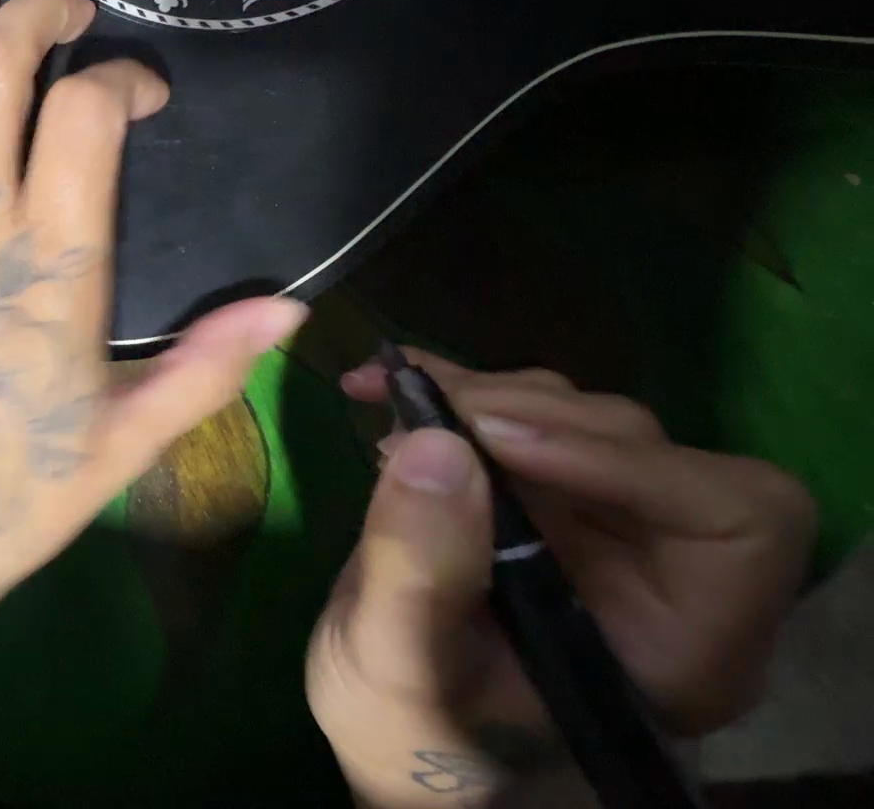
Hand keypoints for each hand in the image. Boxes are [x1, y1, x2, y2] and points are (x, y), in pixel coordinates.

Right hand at [306, 350, 815, 807]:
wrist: (385, 723)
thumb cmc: (405, 726)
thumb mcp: (394, 661)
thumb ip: (419, 570)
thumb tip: (435, 445)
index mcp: (671, 640)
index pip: (731, 520)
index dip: (624, 462)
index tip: (490, 442)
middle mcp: (654, 571)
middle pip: (643, 448)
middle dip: (519, 417)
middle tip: (413, 420)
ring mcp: (594, 526)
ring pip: (578, 416)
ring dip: (479, 395)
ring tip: (390, 407)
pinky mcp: (531, 494)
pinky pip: (514, 411)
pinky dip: (445, 384)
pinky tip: (380, 384)